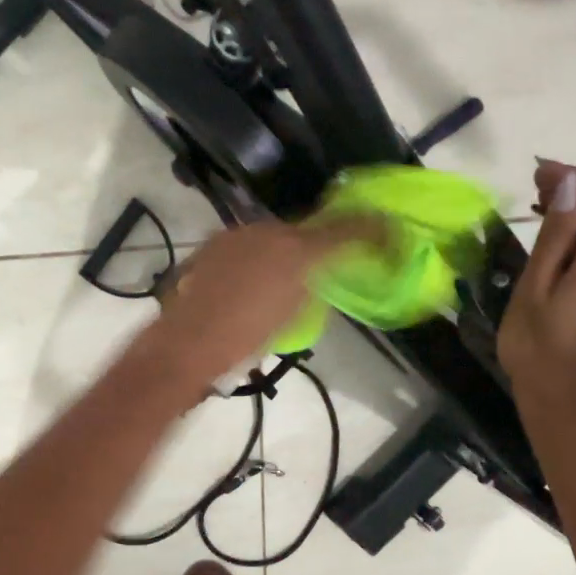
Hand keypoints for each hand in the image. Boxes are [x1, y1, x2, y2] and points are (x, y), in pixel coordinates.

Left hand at [140, 217, 376, 384]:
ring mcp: (236, 236)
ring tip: (275, 283)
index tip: (388, 232)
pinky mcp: (211, 246)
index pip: (345, 230)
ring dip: (278, 254)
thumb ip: (312, 289)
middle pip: (303, 232)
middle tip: (318, 270)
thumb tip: (318, 278)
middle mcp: (268, 232)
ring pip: (270, 238)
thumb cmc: (244, 340)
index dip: (372, 230)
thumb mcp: (293, 318)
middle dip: (314, 247)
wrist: (187, 344)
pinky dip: (251, 261)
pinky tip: (242, 286)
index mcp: (297, 251)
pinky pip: (243, 247)